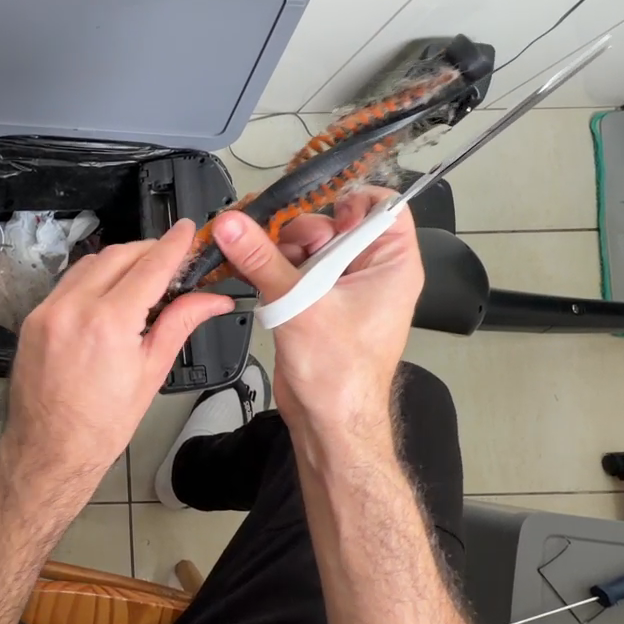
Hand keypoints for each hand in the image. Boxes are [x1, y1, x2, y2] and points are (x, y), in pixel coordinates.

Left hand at [0, 219, 232, 508]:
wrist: (49, 450)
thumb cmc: (102, 425)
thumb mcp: (150, 373)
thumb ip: (179, 324)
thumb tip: (213, 300)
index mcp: (108, 323)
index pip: (150, 267)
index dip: (174, 245)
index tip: (189, 229)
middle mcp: (72, 308)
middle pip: (118, 256)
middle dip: (148, 250)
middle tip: (173, 258)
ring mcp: (47, 311)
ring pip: (89, 264)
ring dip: (119, 262)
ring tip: (144, 276)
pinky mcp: (33, 319)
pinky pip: (67, 283)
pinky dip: (92, 279)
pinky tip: (110, 293)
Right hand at [211, 187, 422, 427]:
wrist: (327, 420)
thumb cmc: (339, 372)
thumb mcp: (300, 304)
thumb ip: (263, 258)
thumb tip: (232, 224)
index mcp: (391, 264)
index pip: (382, 207)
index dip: (347, 202)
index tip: (313, 216)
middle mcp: (370, 271)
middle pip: (334, 223)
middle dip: (301, 233)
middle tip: (283, 254)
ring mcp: (341, 288)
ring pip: (308, 246)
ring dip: (280, 254)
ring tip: (267, 275)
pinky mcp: (316, 303)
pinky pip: (294, 270)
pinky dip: (273, 270)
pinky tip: (256, 278)